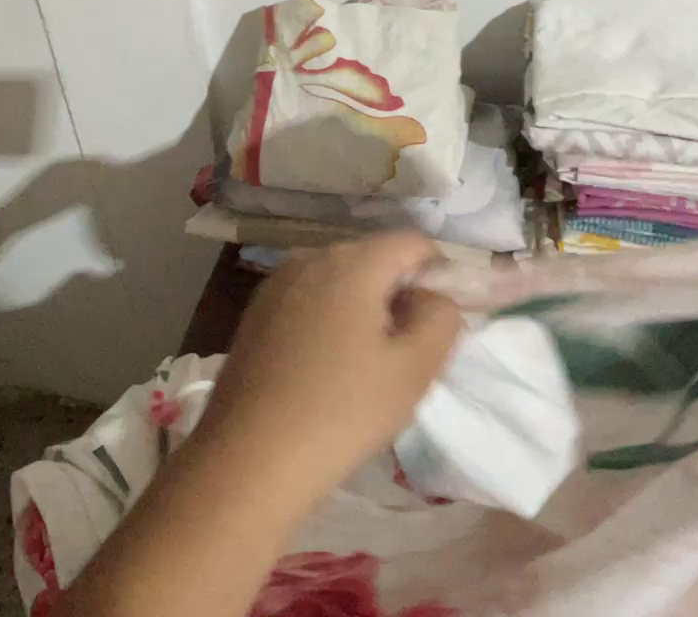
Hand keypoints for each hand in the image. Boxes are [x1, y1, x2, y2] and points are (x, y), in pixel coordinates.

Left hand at [191, 234, 465, 503]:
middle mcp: (309, 257)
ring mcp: (277, 282)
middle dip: (400, 292)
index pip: (412, 244)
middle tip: (411, 350)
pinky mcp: (256, 310)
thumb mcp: (414, 368)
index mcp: (351, 262)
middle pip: (373, 258)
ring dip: (364, 307)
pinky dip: (330, 318)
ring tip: (370, 363)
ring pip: (339, 280)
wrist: (252, 453)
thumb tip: (432, 294)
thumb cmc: (343, 410)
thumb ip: (440, 317)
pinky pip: (309, 298)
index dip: (440, 274)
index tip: (445, 320)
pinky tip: (329, 365)